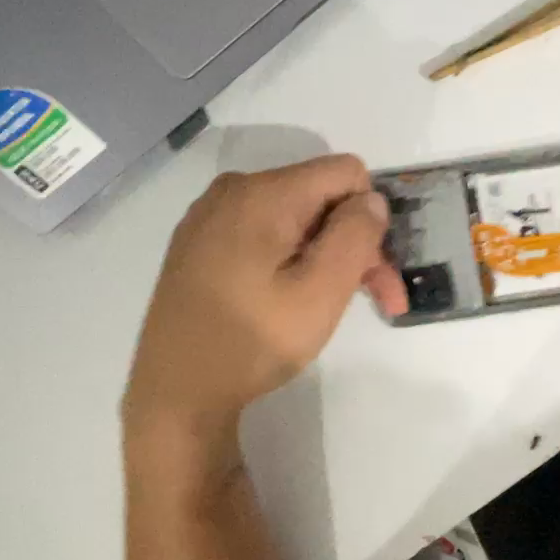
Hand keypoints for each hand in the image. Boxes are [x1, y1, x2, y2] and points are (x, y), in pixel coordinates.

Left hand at [124, 156, 408, 447]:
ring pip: (297, 217)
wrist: (178, 387)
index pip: (346, 172)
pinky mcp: (202, 244)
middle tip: (382, 304)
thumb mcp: (321, 292)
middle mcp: (235, 190)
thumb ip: (355, 236)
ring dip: (330, 256)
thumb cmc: (254, 340)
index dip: (373, 219)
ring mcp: (212, 216)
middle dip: (358, 244)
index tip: (378, 275)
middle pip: (323, 197)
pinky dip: (295, 260)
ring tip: (337, 305)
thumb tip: (373, 199)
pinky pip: (267, 234)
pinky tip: (294, 299)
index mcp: (264, 194)